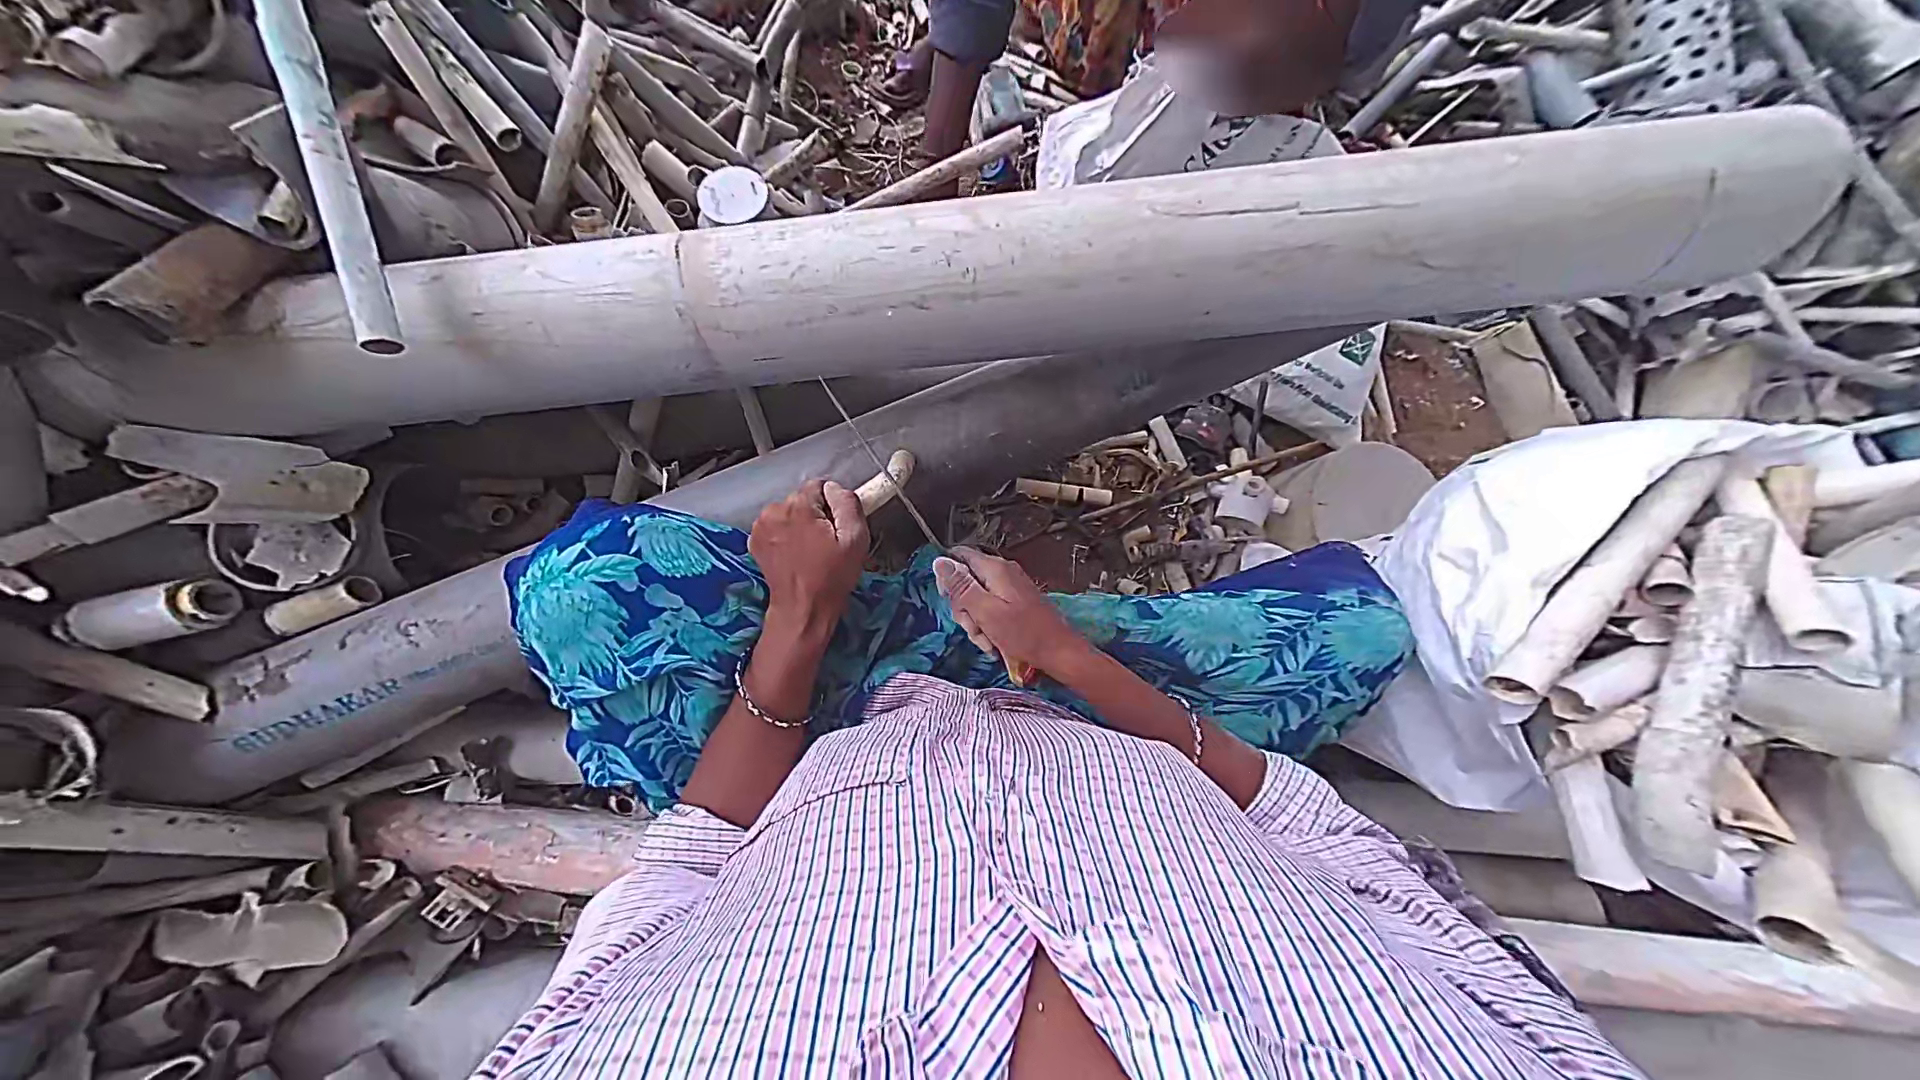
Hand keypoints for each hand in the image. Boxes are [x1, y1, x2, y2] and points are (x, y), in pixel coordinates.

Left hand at [749, 480, 868, 626]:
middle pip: (802, 499)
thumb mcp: (855, 539)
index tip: (836, 529)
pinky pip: (776, 526)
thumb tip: (834, 488)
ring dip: (799, 524)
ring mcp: (761, 526)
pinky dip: (785, 535)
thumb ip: (848, 503)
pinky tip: (795, 555)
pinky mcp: (754, 540)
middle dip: (815, 515)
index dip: (832, 506)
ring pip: (788, 511)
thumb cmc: (832, 577)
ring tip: (810, 550)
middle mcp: (774, 510)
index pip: (819, 486)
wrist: (803, 609)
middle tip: (825, 543)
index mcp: (798, 506)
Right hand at [932, 546, 1092, 671]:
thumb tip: (939, 561)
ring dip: (976, 621)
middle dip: (964, 607)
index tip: (948, 599)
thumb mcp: (985, 611)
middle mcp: (1003, 572)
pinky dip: (989, 624)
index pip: (959, 556)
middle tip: (973, 627)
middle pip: (967, 581)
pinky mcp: (1016, 601)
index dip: (947, 576)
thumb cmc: (1023, 634)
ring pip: (978, 598)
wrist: (1058, 652)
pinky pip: (992, 607)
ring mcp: (1011, 586)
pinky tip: (995, 640)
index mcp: (994, 569)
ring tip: (987, 640)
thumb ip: (961, 586)